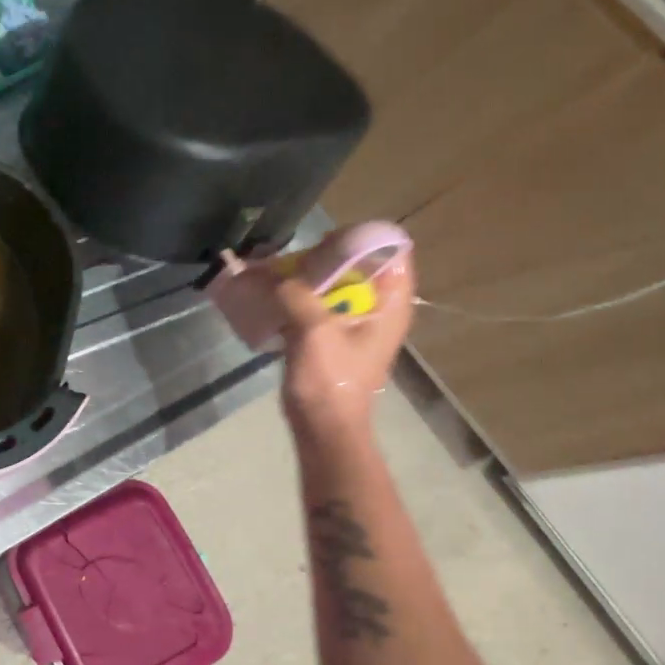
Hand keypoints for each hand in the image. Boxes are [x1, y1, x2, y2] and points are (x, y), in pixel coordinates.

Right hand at [259, 251, 416, 440]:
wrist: (323, 425)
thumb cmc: (330, 379)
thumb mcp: (313, 330)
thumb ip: (296, 294)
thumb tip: (271, 275)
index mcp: (390, 305)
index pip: (393, 253)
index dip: (363, 239)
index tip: (327, 240)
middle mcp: (378, 309)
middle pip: (360, 266)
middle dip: (325, 256)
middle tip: (292, 255)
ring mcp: (354, 323)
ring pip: (335, 284)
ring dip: (307, 276)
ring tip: (274, 271)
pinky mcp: (332, 336)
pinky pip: (318, 303)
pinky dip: (298, 295)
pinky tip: (272, 294)